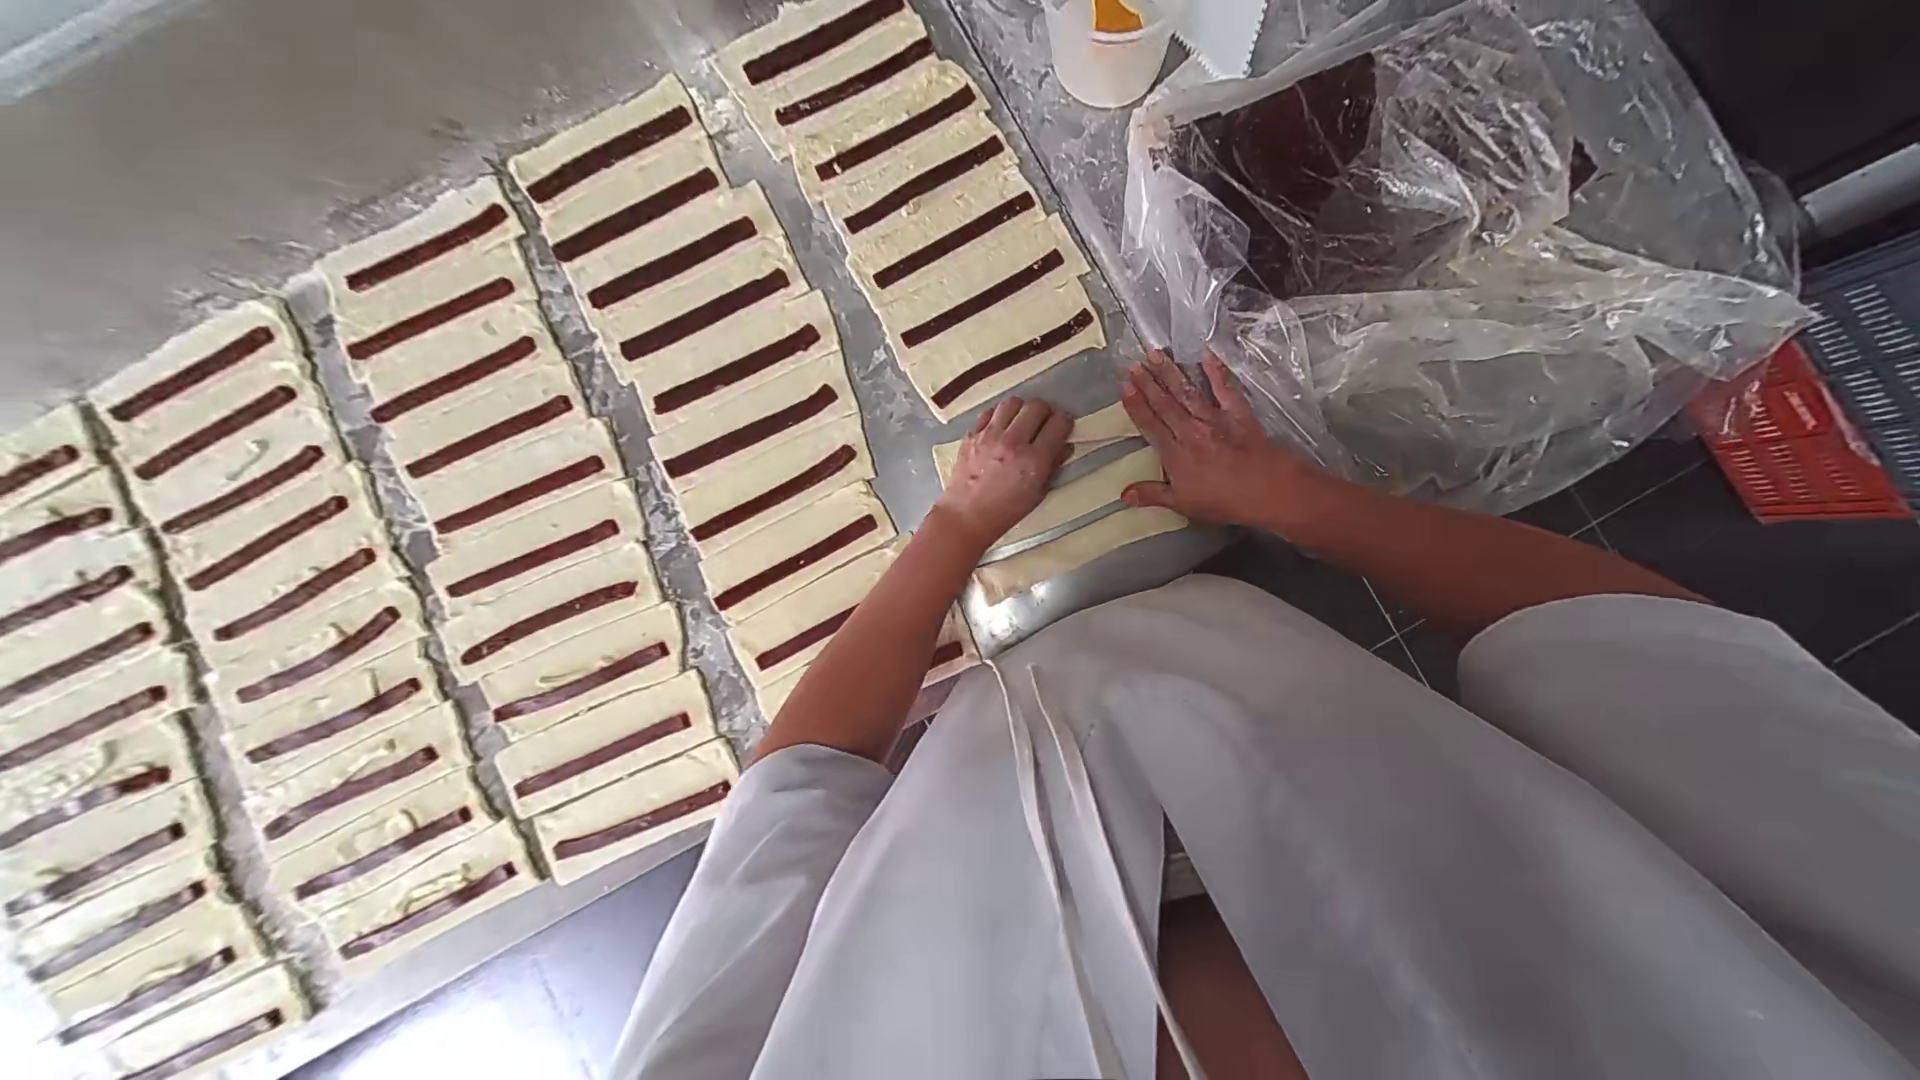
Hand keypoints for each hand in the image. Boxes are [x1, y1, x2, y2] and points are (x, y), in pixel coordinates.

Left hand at [933, 397, 1071, 550]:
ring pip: (1012, 403)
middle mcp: (1012, 442)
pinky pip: (989, 413)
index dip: (1065, 422)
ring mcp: (989, 436)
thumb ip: (1053, 466)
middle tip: (1043, 422)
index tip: (1063, 426)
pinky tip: (1000, 429)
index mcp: (1033, 460)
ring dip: (1021, 410)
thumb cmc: (1005, 510)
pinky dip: (999, 416)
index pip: (1058, 424)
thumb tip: (1064, 446)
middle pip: (1036, 406)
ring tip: (1021, 422)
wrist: (966, 515)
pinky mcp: (972, 435)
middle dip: (1045, 412)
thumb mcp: (1038, 493)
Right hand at [1120, 351, 1326, 526]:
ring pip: (1187, 391)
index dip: (1136, 405)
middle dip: (1147, 383)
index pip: (1150, 425)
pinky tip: (1205, 355)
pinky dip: (1215, 371)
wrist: (1267, 489)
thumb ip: (1153, 494)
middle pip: (1165, 403)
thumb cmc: (1223, 500)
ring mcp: (1215, 419)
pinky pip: (1224, 388)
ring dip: (1170, 372)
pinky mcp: (1238, 413)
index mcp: (1175, 453)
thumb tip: (1124, 494)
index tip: (1124, 387)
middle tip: (1133, 364)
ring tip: (1156, 355)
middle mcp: (1191, 430)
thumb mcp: (1182, 504)